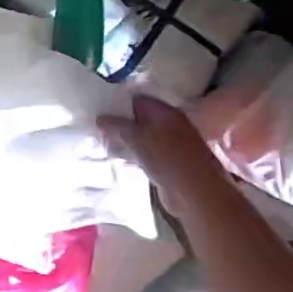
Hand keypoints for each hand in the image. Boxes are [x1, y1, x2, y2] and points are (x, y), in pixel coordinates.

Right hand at [99, 94, 232, 213]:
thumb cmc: (167, 158)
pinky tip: (118, 156)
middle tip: (97, 126)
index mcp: (166, 113)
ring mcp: (170, 143)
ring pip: (141, 135)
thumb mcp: (137, 137)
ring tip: (104, 141)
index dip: (118, 101)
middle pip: (139, 117)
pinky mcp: (168, 161)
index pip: (138, 99)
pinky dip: (132, 152)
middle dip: (119, 122)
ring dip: (125, 138)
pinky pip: (145, 150)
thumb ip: (117, 126)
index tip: (99, 108)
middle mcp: (170, 124)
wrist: (195, 192)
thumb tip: (100, 118)